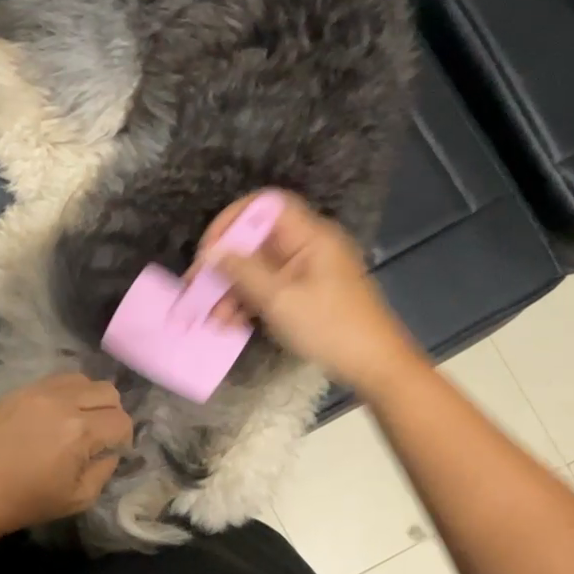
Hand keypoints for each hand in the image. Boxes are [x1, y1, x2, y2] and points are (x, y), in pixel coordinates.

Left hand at [0, 373, 133, 539]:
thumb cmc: (26, 501)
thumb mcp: (77, 499)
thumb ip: (104, 471)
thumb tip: (110, 451)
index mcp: (80, 431)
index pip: (122, 421)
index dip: (124, 439)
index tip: (112, 451)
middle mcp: (63, 402)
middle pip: (108, 391)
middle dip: (111, 413)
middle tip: (98, 435)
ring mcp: (39, 391)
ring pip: (83, 379)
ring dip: (90, 398)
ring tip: (77, 420)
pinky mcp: (20, 390)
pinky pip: (56, 379)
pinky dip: (66, 392)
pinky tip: (56, 413)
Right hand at [199, 190, 426, 395]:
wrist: (376, 367)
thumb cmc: (331, 328)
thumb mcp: (280, 299)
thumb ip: (243, 271)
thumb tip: (212, 251)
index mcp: (310, 237)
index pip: (266, 206)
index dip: (233, 219)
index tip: (209, 248)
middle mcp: (307, 248)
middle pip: (256, 240)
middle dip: (224, 262)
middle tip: (197, 285)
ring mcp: (306, 273)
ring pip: (258, 268)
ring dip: (231, 289)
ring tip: (210, 316)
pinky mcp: (304, 296)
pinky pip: (268, 289)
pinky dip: (247, 303)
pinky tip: (228, 324)